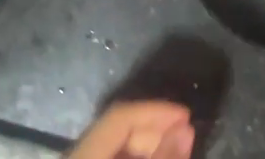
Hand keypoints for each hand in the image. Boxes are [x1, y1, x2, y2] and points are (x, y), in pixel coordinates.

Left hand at [65, 101, 194, 158]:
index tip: (186, 115)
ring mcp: (83, 158)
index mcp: (84, 150)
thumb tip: (186, 128)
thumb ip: (162, 156)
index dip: (155, 111)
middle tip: (186, 135)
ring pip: (118, 147)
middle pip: (119, 130)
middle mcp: (79, 151)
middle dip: (155, 130)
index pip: (120, 115)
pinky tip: (156, 157)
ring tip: (176, 149)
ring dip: (150, 146)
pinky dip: (138, 157)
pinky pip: (114, 157)